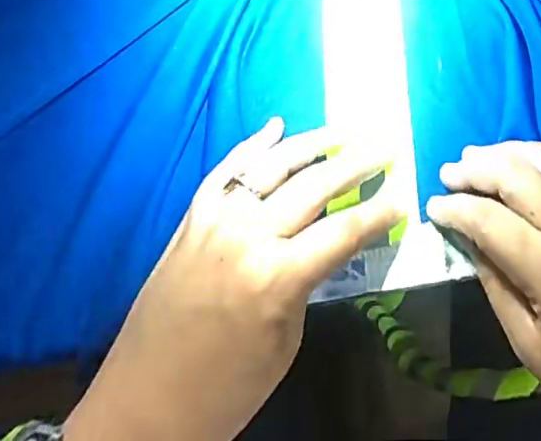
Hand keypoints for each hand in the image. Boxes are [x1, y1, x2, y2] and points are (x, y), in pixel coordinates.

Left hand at [64, 120, 401, 440]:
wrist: (135, 414)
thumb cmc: (224, 391)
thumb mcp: (286, 341)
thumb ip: (311, 281)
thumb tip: (337, 240)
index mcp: (276, 278)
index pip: (344, 230)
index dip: (380, 211)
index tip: (404, 195)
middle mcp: (246, 239)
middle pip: (315, 186)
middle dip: (359, 163)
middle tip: (389, 147)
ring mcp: (214, 225)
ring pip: (273, 168)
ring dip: (314, 144)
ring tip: (345, 132)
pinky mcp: (190, 223)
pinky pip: (225, 173)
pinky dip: (252, 147)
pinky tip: (276, 127)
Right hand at [425, 142, 540, 440]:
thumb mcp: (529, 343)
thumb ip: (496, 284)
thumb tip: (468, 240)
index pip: (490, 217)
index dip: (456, 208)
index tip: (432, 205)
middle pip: (518, 174)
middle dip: (479, 167)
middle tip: (448, 171)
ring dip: (509, 152)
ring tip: (477, 157)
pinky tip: (522, 159)